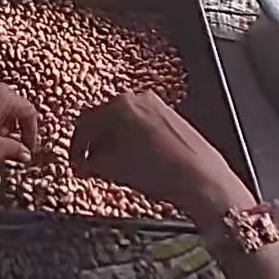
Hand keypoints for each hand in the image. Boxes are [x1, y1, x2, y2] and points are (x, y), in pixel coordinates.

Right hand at [70, 91, 250, 221]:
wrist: (202, 180)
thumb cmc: (160, 170)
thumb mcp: (115, 169)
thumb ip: (92, 164)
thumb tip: (84, 164)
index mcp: (121, 104)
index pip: (86, 122)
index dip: (77, 146)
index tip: (75, 162)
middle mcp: (140, 98)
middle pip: (105, 118)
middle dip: (96, 143)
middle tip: (90, 164)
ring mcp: (158, 106)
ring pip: (125, 122)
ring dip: (114, 142)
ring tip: (111, 166)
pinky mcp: (173, 118)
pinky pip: (142, 125)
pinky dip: (132, 140)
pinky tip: (134, 160)